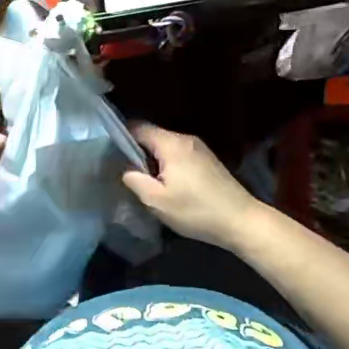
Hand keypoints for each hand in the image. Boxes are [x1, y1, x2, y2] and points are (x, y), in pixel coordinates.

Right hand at [122, 122, 266, 249]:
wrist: (241, 221)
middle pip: (152, 136)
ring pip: (165, 147)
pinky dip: (167, 165)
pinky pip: (178, 155)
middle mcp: (185, 139)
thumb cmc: (195, 210)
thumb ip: (134, 180)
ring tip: (141, 180)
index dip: (120, 137)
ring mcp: (199, 149)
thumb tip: (125, 169)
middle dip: (136, 151)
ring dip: (152, 161)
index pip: (138, 127)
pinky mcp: (207, 161)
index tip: (107, 153)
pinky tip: (164, 184)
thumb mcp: (156, 200)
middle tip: (121, 171)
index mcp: (171, 143)